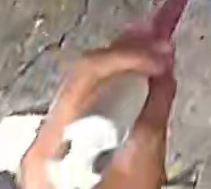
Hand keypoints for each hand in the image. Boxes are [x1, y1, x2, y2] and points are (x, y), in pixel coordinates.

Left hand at [19, 35, 174, 188]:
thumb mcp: (139, 174)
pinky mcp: (65, 150)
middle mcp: (43, 136)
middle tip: (163, 35)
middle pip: (84, 74)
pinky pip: (91, 104)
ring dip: (125, 61)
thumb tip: (167, 68)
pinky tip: (141, 73)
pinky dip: (119, 84)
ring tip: (157, 46)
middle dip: (127, 51)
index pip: (86, 74)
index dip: (127, 55)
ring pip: (88, 85)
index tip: (164, 52)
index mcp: (49, 143)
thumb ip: (153, 116)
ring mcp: (51, 143)